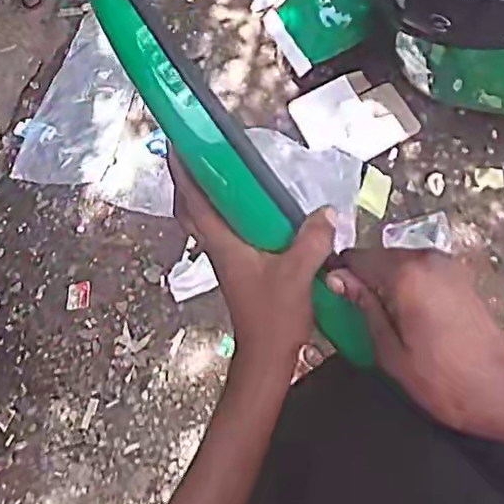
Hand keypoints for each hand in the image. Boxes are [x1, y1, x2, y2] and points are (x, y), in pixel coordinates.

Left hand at [170, 154, 337, 370]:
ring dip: (202, 194)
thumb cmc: (273, 316)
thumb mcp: (297, 274)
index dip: (182, 173)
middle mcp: (217, 247)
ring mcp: (225, 257)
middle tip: (191, 153)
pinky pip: (222, 229)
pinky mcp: (237, 265)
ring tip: (214, 169)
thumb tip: (327, 212)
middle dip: (185, 179)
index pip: (194, 202)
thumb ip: (312, 240)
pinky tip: (246, 205)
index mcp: (222, 244)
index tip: (175, 145)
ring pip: (203, 219)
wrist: (266, 357)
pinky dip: (224, 211)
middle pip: (190, 208)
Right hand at [327, 248, 503, 441]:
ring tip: (387, 318)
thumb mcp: (392, 353)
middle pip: (377, 256)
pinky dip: (407, 282)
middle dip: (364, 279)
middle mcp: (425, 257)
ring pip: (397, 261)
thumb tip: (336, 278)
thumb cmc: (445, 380)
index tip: (333, 298)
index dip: (339, 275)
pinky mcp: (457, 272)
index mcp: (406, 273)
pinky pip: (418, 267)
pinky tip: (411, 314)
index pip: (355, 258)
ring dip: (385, 281)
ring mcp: (444, 262)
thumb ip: (363, 308)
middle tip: (359, 314)